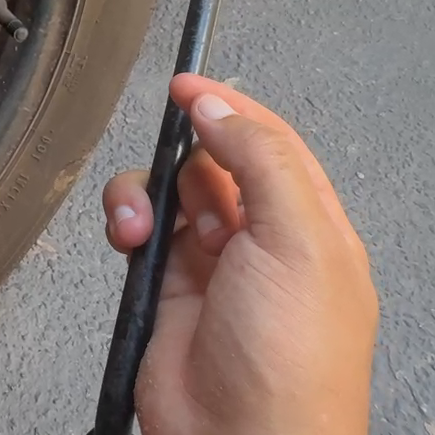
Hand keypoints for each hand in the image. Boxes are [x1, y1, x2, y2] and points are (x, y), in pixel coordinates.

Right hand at [103, 74, 376, 434]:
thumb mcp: (297, 243)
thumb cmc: (286, 349)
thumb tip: (214, 104)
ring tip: (141, 228)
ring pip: (168, 188)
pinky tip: (127, 241)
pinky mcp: (164, 279)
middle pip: (211, 160)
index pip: (270, 143)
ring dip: (145, 194)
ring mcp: (209, 258)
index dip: (230, 107)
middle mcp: (261, 235)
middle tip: (175, 185)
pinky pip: (139, 225)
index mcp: (309, 224)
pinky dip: (125, 221)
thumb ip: (260, 161)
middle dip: (183, 161)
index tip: (184, 86)